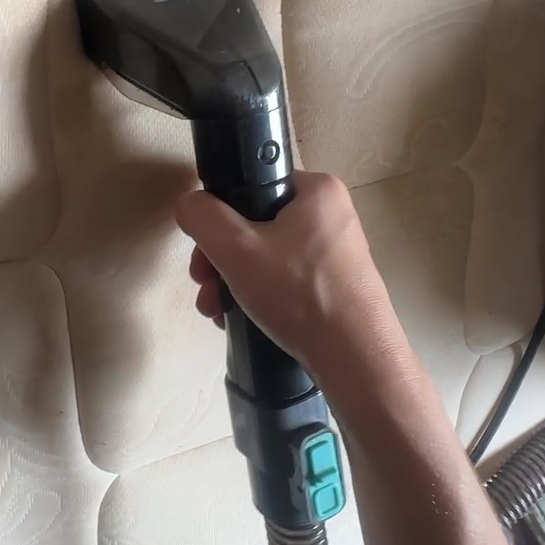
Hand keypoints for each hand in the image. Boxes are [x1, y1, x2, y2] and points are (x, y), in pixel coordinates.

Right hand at [176, 171, 420, 395]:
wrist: (356, 360)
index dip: (218, 214)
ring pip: (265, 256)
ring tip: (216, 310)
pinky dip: (257, 295)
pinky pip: (284, 279)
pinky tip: (239, 318)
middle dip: (219, 258)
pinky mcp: (335, 286)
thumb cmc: (298, 293)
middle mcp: (331, 216)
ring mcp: (335, 253)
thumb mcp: (236, 248)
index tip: (203, 247)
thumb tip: (189, 204)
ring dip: (231, 280)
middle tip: (204, 284)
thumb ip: (202, 217)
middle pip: (254, 225)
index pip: (251, 185)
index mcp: (317, 190)